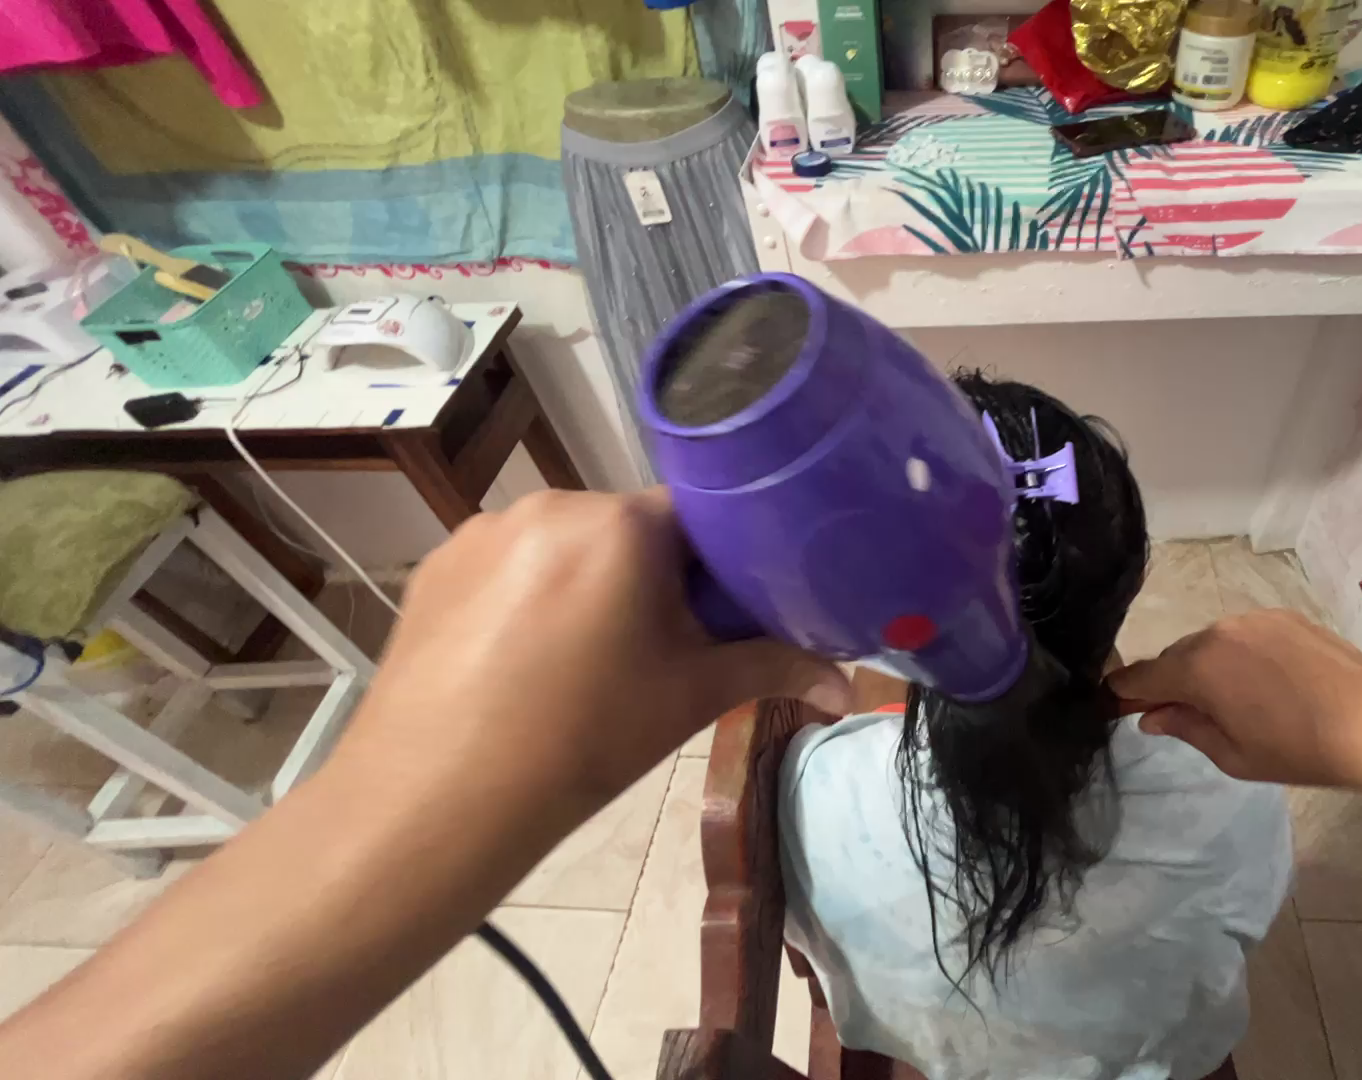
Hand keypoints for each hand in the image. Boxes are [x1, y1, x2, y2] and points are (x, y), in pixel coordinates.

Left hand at [328, 489, 852, 824]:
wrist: (436, 801)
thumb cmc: (587, 737)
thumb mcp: (695, 695)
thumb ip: (779, 670)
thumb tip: (852, 693)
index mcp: (625, 525)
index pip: (703, 513)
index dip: (726, 555)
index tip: (731, 600)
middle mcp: (555, 504)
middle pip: (637, 524)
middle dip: (662, 569)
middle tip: (670, 636)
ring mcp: (489, 528)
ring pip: (578, 538)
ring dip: (600, 575)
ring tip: (596, 646)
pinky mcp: (442, 560)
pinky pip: (519, 557)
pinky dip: (540, 586)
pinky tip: (533, 648)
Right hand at [1109, 609, 1361, 787]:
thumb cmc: (1297, 749)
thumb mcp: (1232, 755)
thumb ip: (1184, 728)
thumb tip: (1150, 717)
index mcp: (1196, 668)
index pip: (1140, 676)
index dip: (1123, 692)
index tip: (1116, 704)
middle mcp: (1214, 633)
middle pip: (1174, 657)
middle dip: (1172, 682)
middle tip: (1184, 711)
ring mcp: (1250, 619)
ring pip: (1209, 643)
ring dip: (1207, 666)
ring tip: (1236, 697)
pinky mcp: (1280, 615)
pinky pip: (1242, 633)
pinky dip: (1240, 653)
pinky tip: (1267, 679)